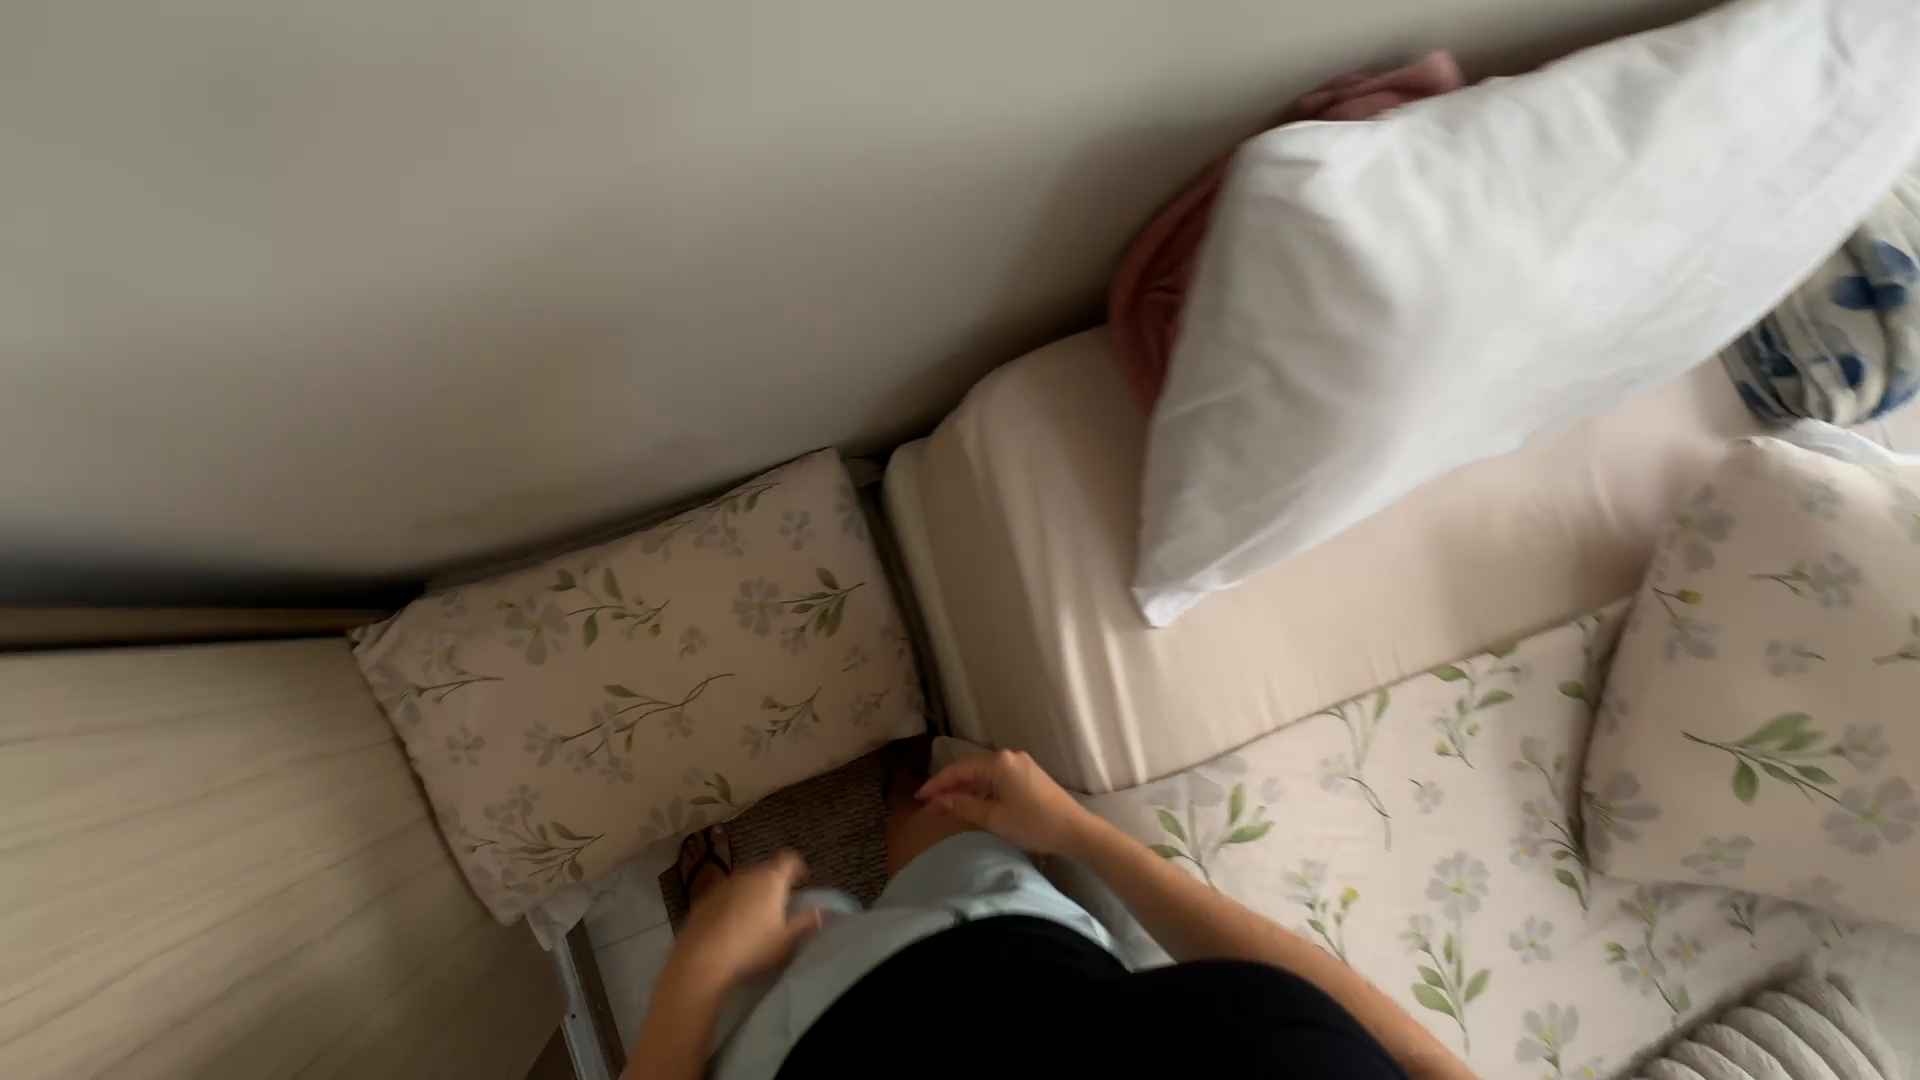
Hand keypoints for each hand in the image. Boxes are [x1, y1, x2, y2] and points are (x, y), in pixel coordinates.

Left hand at [665, 850, 822, 992]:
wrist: (700, 962)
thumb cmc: (751, 948)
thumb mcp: (786, 940)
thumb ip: (807, 922)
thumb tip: (825, 912)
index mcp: (771, 878)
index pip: (789, 858)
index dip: (798, 867)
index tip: (803, 881)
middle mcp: (747, 873)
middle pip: (766, 869)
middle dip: (775, 882)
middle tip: (781, 902)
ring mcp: (722, 885)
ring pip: (744, 882)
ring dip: (752, 892)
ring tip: (755, 917)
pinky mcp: (702, 901)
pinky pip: (725, 896)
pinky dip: (732, 904)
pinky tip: (731, 927)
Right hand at [916, 749, 1098, 855]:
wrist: (1075, 830)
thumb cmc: (1033, 823)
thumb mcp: (994, 818)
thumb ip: (963, 805)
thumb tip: (938, 801)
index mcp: (998, 762)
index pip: (959, 769)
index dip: (937, 784)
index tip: (920, 798)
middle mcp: (1008, 757)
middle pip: (970, 769)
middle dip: (949, 787)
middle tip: (930, 805)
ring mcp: (1020, 765)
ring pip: (983, 775)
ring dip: (965, 790)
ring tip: (946, 807)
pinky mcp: (1028, 775)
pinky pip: (996, 779)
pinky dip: (981, 791)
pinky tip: (973, 804)